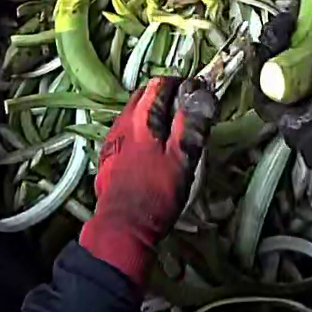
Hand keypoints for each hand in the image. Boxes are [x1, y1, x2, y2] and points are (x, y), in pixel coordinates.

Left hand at [78, 74, 216, 284]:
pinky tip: (151, 147)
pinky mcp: (108, 154)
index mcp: (141, 116)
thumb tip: (203, 94)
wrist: (121, 228)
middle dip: (166, 95)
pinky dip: (141, 129)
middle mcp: (123, 120)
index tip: (197, 95)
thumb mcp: (182, 159)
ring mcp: (112, 137)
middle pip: (145, 94)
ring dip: (153, 112)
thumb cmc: (155, 193)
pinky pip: (126, 130)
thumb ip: (191, 124)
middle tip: (187, 110)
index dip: (181, 85)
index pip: (160, 83)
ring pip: (134, 112)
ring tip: (172, 128)